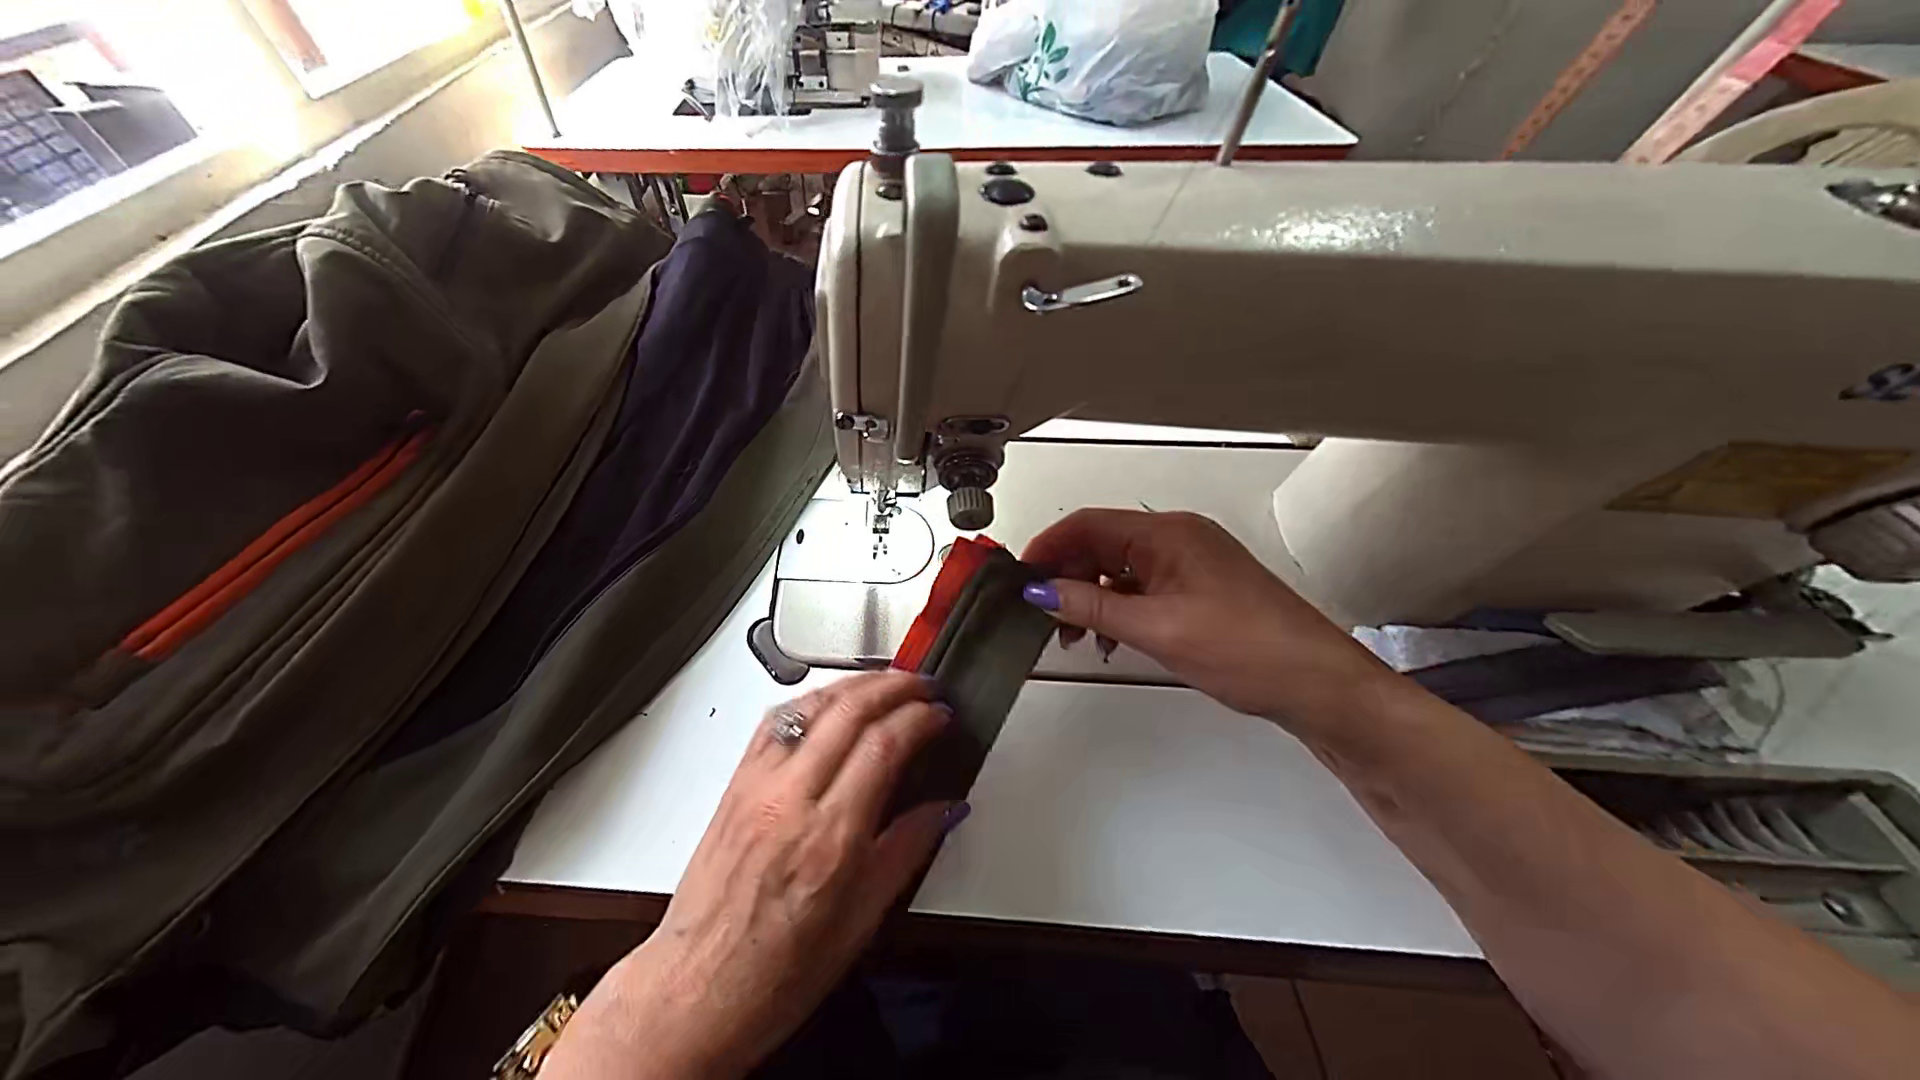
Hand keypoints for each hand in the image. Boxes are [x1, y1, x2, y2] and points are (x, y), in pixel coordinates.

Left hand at [544, 672, 962, 1079]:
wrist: (694, 991)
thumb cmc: (771, 973)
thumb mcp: (861, 920)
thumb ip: (907, 851)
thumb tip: (943, 810)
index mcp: (829, 839)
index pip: (885, 745)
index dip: (921, 718)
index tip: (940, 715)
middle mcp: (789, 802)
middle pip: (851, 710)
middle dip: (897, 685)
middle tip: (923, 687)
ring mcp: (756, 786)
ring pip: (811, 704)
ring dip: (856, 683)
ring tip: (887, 682)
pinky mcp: (735, 784)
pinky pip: (774, 720)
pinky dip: (812, 699)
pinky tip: (830, 699)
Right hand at [1020, 509, 1393, 729]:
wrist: (1317, 685)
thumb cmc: (1256, 649)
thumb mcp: (1158, 629)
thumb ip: (1093, 607)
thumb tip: (1045, 592)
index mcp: (1169, 534)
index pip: (1089, 524)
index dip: (1049, 547)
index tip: (1022, 575)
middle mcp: (1178, 540)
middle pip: (1101, 544)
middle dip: (1066, 575)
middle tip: (1041, 610)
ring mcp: (1188, 565)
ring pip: (1118, 569)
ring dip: (1089, 596)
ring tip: (1071, 633)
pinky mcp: (1196, 590)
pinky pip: (1139, 588)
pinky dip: (1115, 608)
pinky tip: (1107, 636)